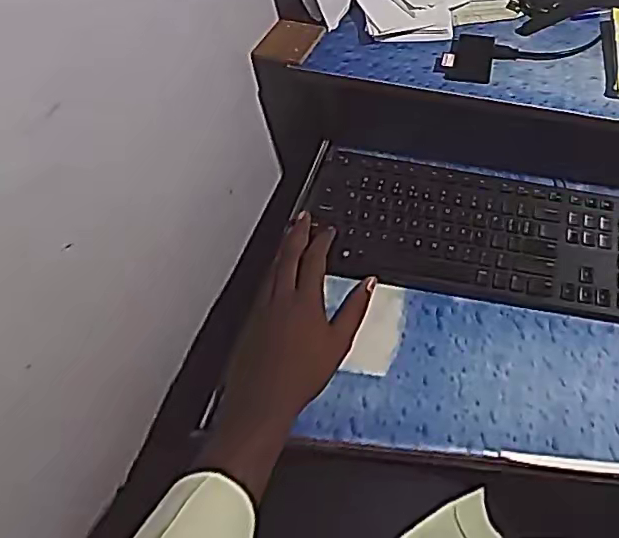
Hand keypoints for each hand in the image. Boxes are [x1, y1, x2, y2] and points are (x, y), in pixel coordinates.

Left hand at [198, 212, 374, 498]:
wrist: (261, 402)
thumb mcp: (338, 343)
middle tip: (304, 216)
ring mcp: (262, 306)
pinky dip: (272, 267)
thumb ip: (355, 309)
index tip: (328, 229)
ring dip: (283, 246)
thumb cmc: (301, 378)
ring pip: (273, 266)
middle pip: (288, 254)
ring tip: (290, 233)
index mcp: (305, 301)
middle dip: (298, 231)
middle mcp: (281, 298)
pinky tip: (274, 269)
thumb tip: (368, 284)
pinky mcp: (250, 318)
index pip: (314, 259)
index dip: (321, 239)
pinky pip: (263, 281)